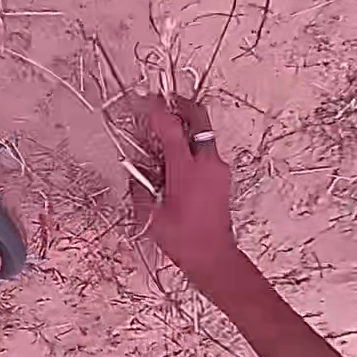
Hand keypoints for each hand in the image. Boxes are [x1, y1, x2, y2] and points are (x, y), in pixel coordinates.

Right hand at [131, 95, 245, 286]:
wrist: (213, 257)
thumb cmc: (182, 239)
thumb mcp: (150, 213)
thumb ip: (139, 186)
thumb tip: (134, 170)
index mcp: (187, 170)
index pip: (171, 128)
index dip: (157, 110)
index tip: (147, 99)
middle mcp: (207, 164)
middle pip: (198, 120)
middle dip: (182, 104)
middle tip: (165, 99)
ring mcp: (218, 170)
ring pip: (203, 135)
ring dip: (185, 127)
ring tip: (165, 132)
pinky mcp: (222, 177)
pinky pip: (206, 152)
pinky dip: (190, 146)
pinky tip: (175, 158)